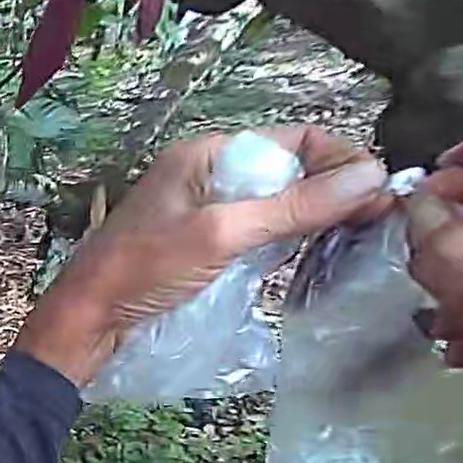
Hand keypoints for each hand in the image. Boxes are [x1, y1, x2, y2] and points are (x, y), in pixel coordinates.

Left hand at [15, 128, 388, 385]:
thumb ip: (293, 207)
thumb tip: (374, 177)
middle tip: (369, 227)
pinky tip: (301, 260)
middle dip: (327, 194)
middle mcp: (204, 177)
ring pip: (269, 207)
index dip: (339, 163)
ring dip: (306, 222)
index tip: (376, 197)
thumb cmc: (143, 271)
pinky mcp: (195, 248)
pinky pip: (250, 235)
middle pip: (284, 173)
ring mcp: (198, 214)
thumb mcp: (220, 234)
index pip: (292, 140)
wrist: (86, 321)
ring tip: (345, 244)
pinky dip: (278, 244)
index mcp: (204, 155)